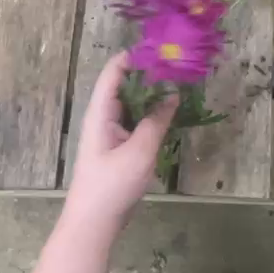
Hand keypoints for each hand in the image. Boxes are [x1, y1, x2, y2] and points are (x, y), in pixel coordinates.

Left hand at [64, 53, 178, 233]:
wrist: (93, 224)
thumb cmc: (112, 186)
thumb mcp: (139, 152)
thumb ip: (157, 121)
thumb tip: (172, 94)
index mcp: (101, 112)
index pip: (114, 71)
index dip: (135, 56)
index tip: (162, 49)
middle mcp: (104, 117)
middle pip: (125, 85)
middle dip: (150, 74)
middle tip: (178, 66)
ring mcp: (111, 133)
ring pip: (133, 104)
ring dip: (153, 94)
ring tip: (180, 84)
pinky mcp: (119, 148)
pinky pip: (136, 121)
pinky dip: (152, 113)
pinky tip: (171, 113)